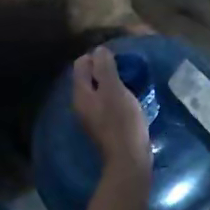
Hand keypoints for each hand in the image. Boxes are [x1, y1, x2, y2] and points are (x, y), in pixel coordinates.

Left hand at [71, 47, 150, 173]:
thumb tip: (99, 50)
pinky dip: (114, 97)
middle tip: (123, 67)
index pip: (81, 65)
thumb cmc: (122, 121)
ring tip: (128, 80)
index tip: (116, 56)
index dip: (96, 56)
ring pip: (97, 91)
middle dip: (103, 69)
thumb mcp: (114, 90)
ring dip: (110, 83)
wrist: (128, 158)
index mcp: (81, 94)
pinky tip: (129, 99)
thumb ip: (105, 69)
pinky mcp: (103, 127)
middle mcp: (81, 104)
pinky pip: (105, 104)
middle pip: (88, 78)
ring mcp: (91, 117)